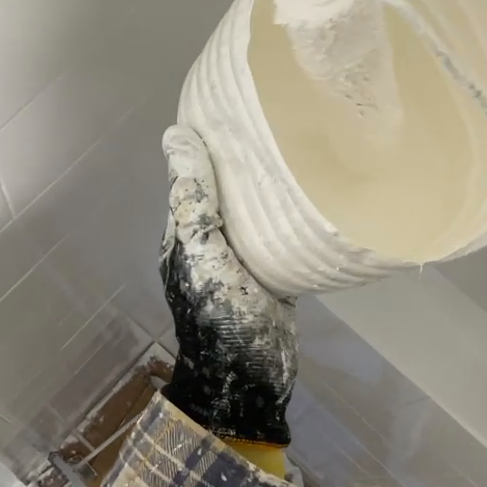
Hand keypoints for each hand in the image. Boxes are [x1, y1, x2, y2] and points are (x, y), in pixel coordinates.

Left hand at [159, 125, 295, 447]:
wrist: (249, 378)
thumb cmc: (220, 315)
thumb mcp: (202, 253)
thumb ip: (193, 200)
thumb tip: (176, 135)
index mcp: (185, 235)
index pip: (194, 178)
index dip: (209, 145)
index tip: (236, 107)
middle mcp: (210, 244)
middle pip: (226, 192)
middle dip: (244, 161)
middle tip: (281, 119)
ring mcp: (241, 262)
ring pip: (252, 212)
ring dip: (268, 187)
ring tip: (301, 146)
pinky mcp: (272, 276)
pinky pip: (277, 236)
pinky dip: (289, 216)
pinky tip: (311, 194)